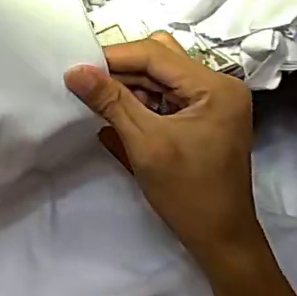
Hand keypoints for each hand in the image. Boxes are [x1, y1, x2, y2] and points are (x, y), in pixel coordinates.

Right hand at [65, 32, 259, 264]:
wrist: (221, 240)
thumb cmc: (187, 193)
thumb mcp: (144, 143)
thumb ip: (110, 101)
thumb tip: (75, 71)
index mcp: (214, 87)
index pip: (156, 55)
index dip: (114, 57)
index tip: (78, 67)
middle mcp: (218, 86)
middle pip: (161, 59)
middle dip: (122, 70)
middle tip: (87, 83)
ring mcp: (213, 101)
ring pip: (162, 76)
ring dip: (131, 86)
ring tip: (99, 101)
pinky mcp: (204, 116)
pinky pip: (168, 95)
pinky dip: (142, 101)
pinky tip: (118, 113)